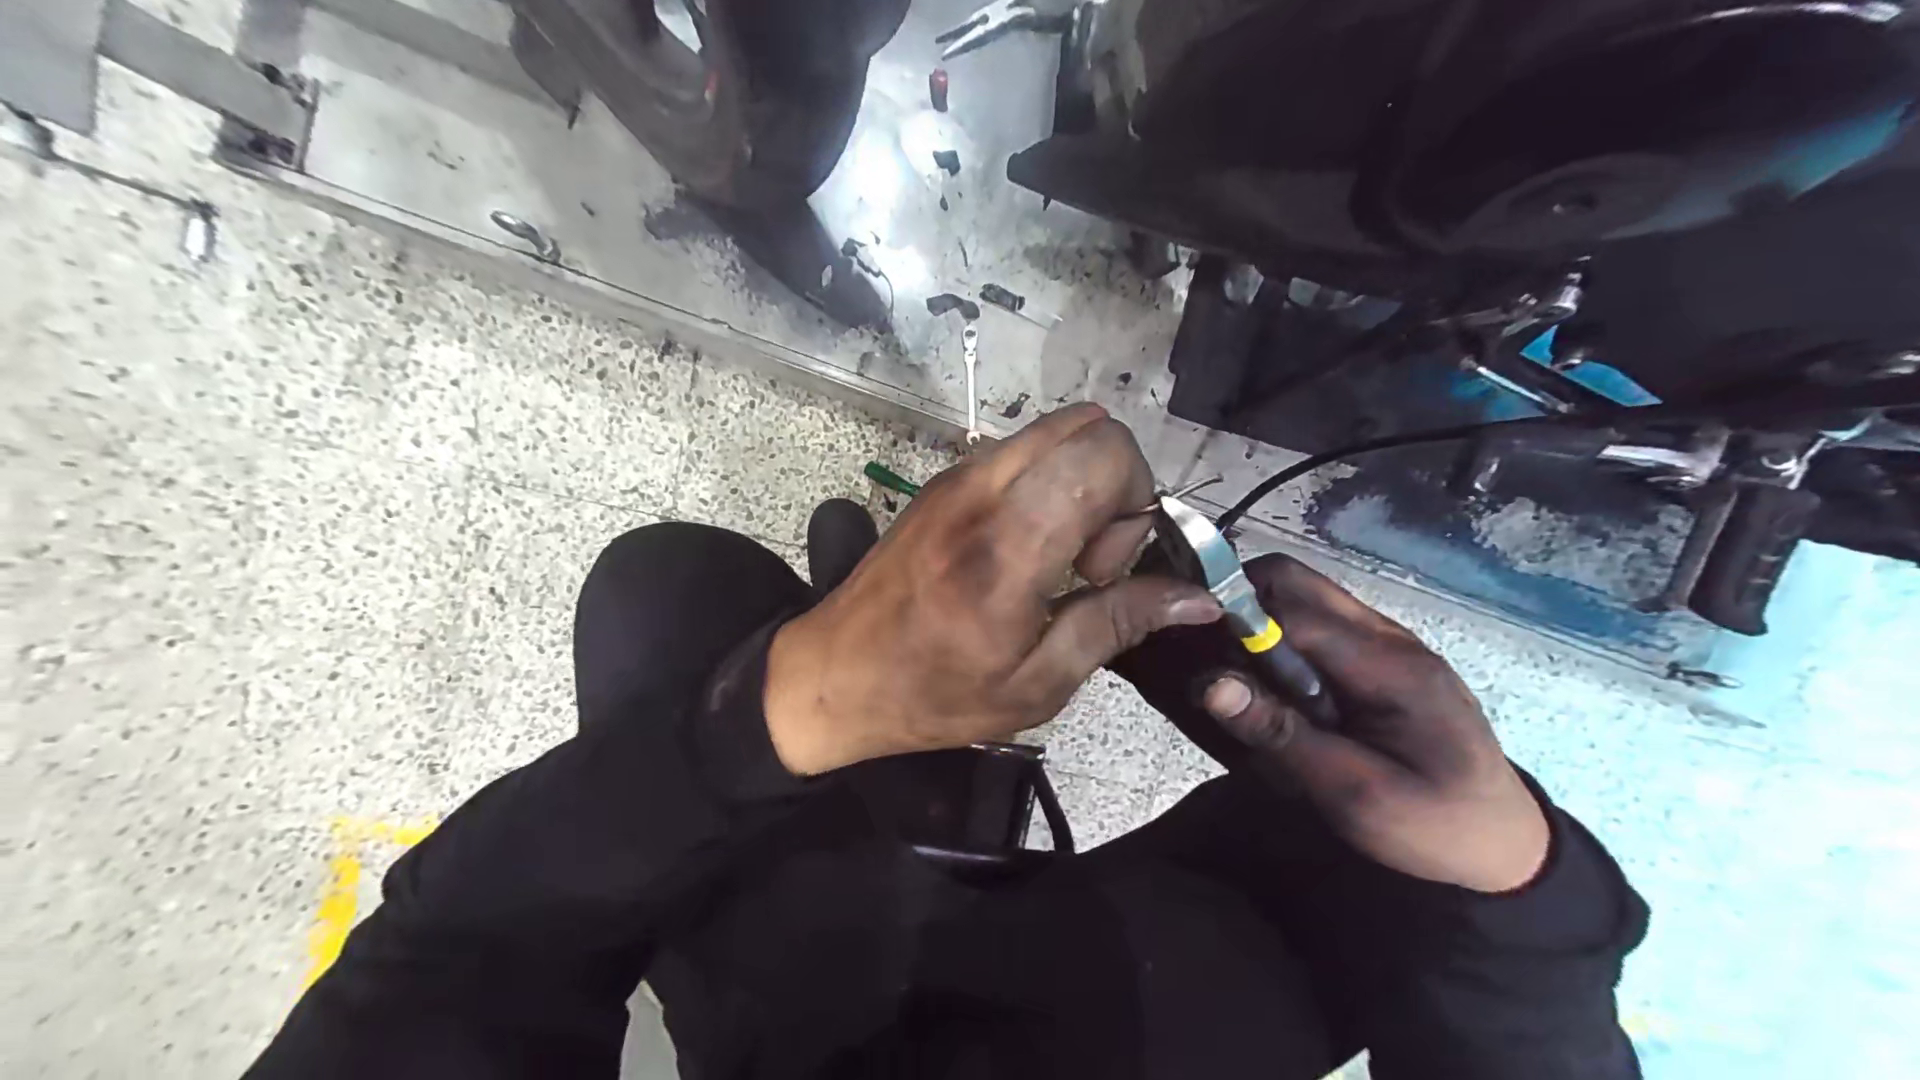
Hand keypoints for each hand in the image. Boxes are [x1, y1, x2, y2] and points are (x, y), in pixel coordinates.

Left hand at [763, 404, 1222, 775]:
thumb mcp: (1037, 684)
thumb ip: (1117, 625)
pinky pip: (1023, 451)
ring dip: (1082, 481)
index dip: (1133, 501)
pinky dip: (1049, 482)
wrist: (834, 674)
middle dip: (1116, 485)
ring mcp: (956, 477)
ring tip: (1057, 555)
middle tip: (1089, 559)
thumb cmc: (933, 694)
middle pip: (1089, 426)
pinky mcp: (943, 480)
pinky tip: (1026, 545)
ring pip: (1058, 431)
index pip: (1103, 453)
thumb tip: (1194, 596)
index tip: (1104, 569)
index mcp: (1006, 548)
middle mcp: (980, 491)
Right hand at [1198, 554, 1548, 892]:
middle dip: (1239, 601)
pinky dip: (1278, 633)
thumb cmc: (1431, 825)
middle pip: (1294, 580)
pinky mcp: (1376, 655)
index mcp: (1389, 666)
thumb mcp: (1354, 794)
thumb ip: (1281, 735)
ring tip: (1238, 669)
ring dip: (1257, 616)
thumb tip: (1210, 684)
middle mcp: (1385, 636)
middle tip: (1213, 652)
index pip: (1291, 611)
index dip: (1236, 620)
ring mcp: (1383, 640)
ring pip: (1300, 593)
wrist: (1502, 846)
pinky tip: (1273, 680)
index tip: (1193, 646)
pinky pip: (1313, 619)